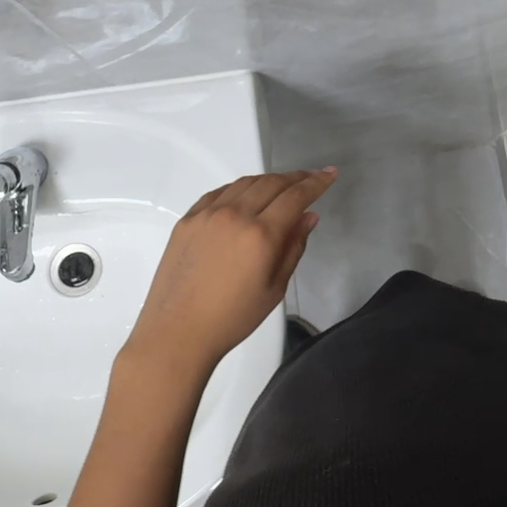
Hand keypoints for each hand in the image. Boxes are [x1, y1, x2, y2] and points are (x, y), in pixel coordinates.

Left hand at [125, 169, 336, 377]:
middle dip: (296, 178)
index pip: (295, 197)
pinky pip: (219, 192)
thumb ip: (293, 248)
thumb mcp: (274, 289)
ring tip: (282, 186)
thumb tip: (308, 217)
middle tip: (311, 178)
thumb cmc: (232, 319)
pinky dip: (239, 188)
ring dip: (268, 180)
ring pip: (245, 183)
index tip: (329, 174)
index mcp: (260, 235)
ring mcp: (208, 214)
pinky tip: (246, 195)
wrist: (176, 332)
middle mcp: (234, 215)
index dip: (316, 182)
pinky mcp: (188, 219)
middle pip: (271, 183)